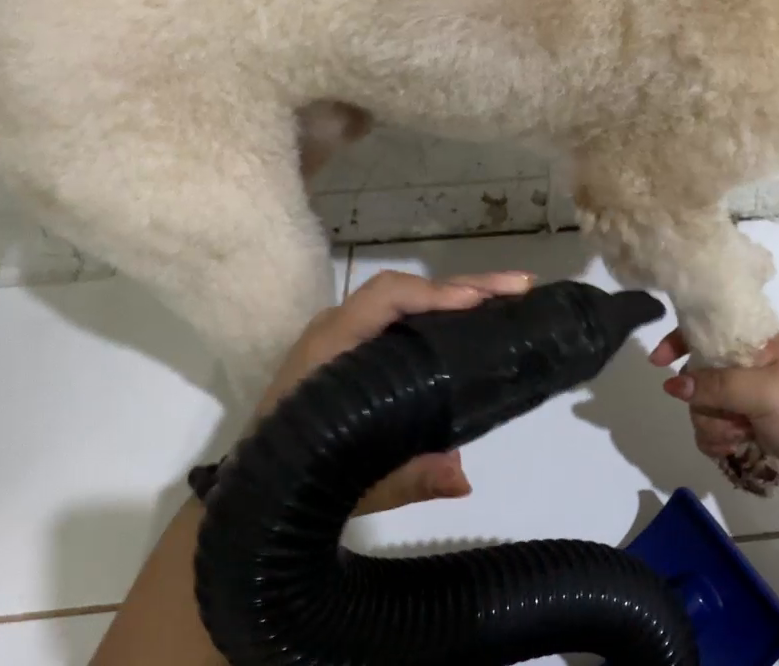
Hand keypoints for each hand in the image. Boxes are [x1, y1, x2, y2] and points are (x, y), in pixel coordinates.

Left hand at [257, 269, 533, 514]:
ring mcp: (348, 335)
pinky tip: (477, 322)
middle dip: (465, 287)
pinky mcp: (359, 348)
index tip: (477, 302)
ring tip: (510, 299)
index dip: (432, 296)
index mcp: (331, 350)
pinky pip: (404, 317)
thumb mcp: (358, 484)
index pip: (384, 299)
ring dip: (458, 296)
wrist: (258, 490)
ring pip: (409, 300)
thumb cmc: (302, 481)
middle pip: (406, 291)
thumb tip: (464, 478)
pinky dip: (442, 313)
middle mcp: (339, 330)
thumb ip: (409, 479)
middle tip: (520, 287)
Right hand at [650, 330, 778, 486]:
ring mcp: (742, 399)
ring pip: (700, 408)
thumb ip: (715, 385)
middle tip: (729, 414)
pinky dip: (718, 441)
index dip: (679, 341)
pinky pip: (709, 431)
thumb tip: (672, 385)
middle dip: (704, 401)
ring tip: (739, 435)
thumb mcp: (761, 391)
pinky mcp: (741, 427)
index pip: (707, 330)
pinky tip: (737, 448)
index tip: (658, 361)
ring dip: (713, 426)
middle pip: (696, 377)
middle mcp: (743, 367)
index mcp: (754, 344)